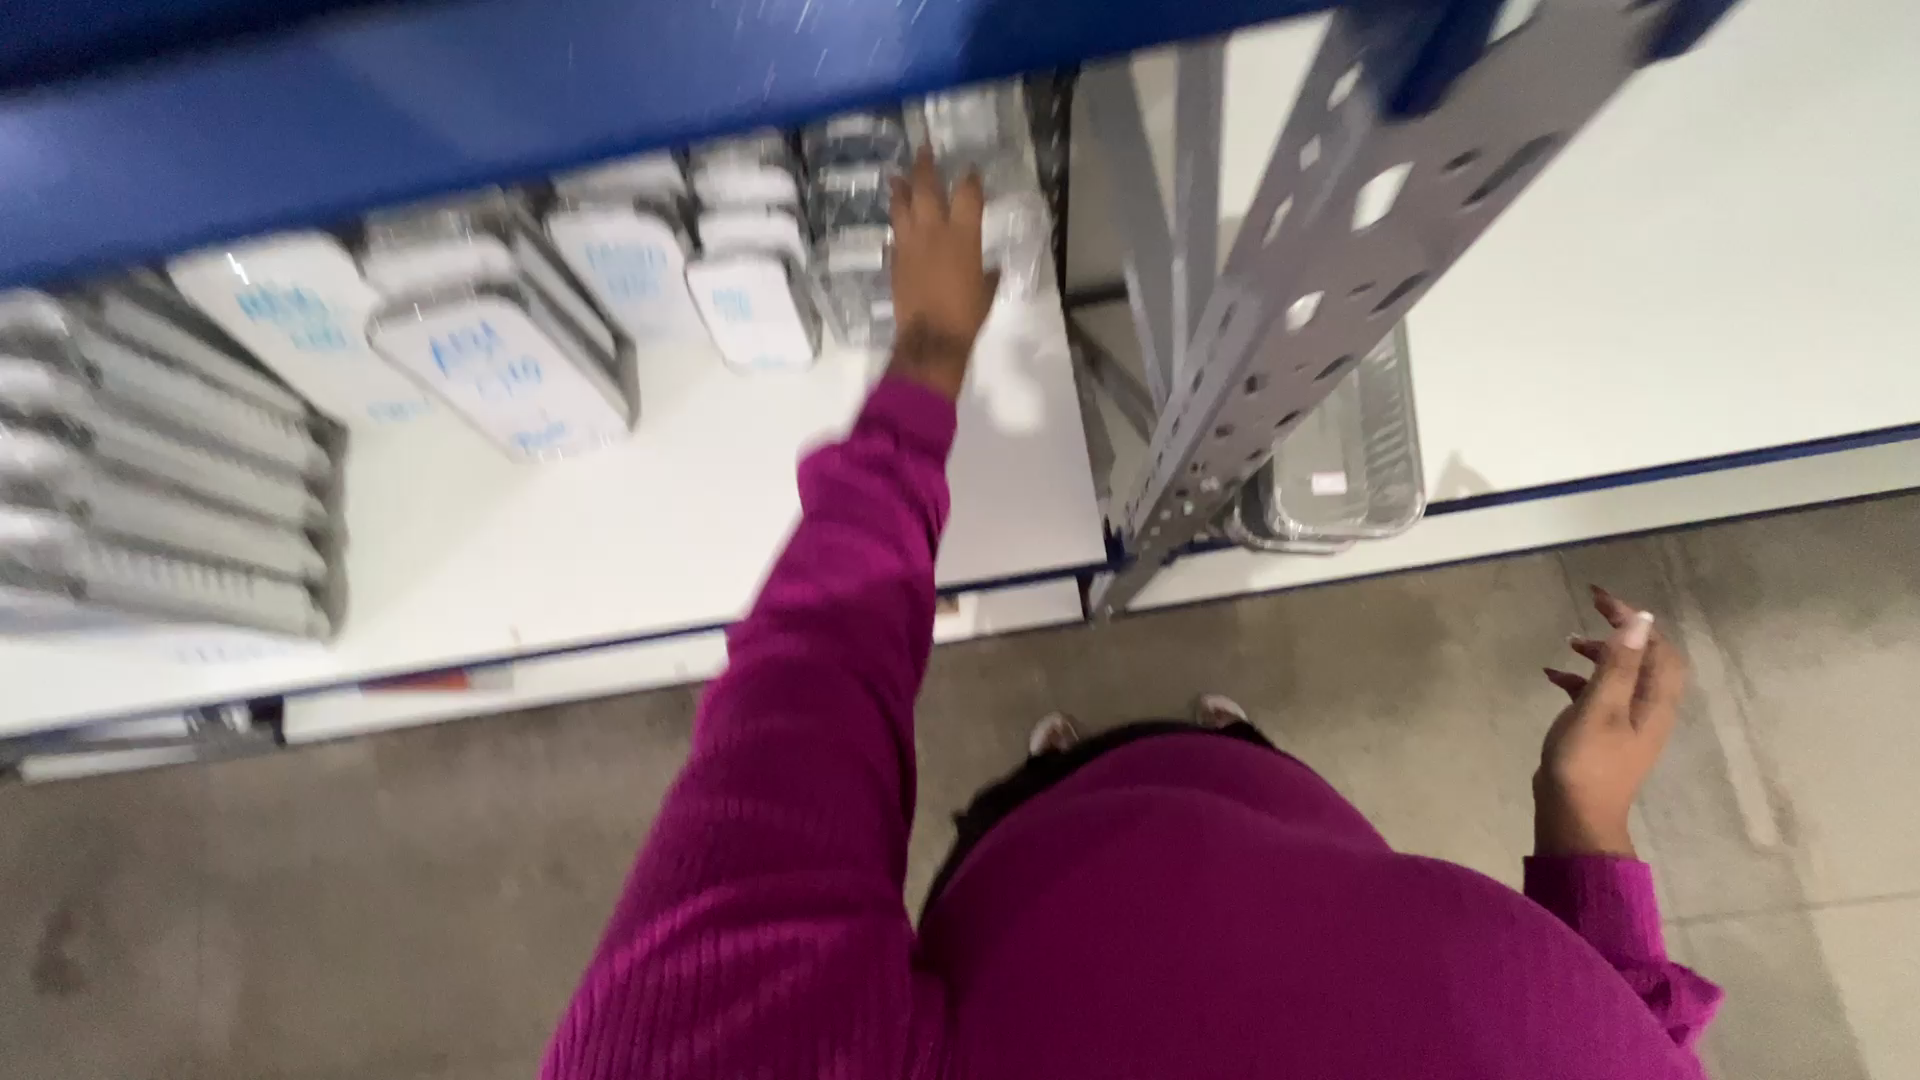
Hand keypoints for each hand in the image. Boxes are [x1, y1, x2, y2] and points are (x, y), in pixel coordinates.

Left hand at [885, 147, 999, 400]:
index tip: (971, 171)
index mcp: (964, 235)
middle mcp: (935, 230)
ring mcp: (910, 243)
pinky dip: (897, 223)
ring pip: (902, 205)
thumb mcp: (986, 292)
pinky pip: (895, 233)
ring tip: (897, 176)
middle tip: (923, 150)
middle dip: (925, 165)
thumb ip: (988, 274)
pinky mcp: (895, 259)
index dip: (970, 178)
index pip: (967, 193)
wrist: (932, 338)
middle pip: (926, 186)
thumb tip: (992, 269)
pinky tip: (896, 220)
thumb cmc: (966, 316)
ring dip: (900, 187)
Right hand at [1534, 586, 1688, 857]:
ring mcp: (1627, 722)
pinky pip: (1599, 693)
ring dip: (1600, 653)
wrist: (1576, 813)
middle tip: (1589, 610)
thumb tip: (1640, 620)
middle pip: (1646, 659)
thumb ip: (1618, 664)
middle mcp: (1649, 708)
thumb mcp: (1599, 707)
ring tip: (1568, 642)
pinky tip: (1552, 676)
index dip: (1635, 619)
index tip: (1600, 596)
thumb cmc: (1587, 760)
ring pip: (1623, 675)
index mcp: (1655, 701)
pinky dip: (1580, 678)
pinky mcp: (1603, 731)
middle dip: (1622, 631)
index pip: (1657, 648)